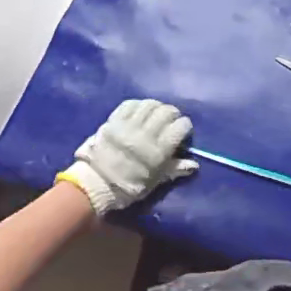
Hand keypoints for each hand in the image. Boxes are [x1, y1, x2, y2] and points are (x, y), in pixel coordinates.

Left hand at [58, 99, 197, 215]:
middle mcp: (145, 133)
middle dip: (172, 114)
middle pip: (166, 112)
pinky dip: (139, 105)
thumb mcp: (154, 181)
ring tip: (156, 113)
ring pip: (149, 104)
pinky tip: (140, 110)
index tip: (183, 130)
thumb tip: (194, 164)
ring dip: (156, 106)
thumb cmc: (128, 186)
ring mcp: (129, 124)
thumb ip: (174, 170)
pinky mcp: (115, 119)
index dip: (185, 126)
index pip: (180, 127)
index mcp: (157, 150)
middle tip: (171, 120)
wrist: (96, 182)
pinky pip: (130, 104)